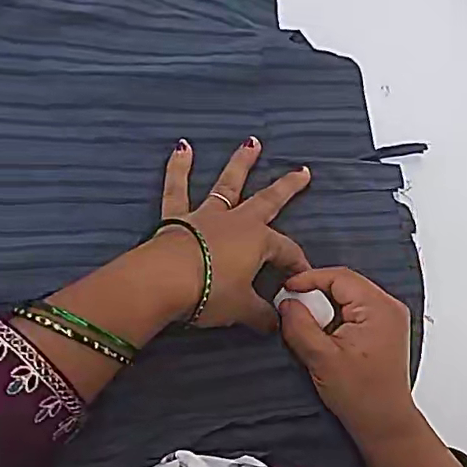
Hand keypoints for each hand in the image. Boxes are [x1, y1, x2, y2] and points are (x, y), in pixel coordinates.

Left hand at [12, 137, 310, 401]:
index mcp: (259, 241)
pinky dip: (179, 167)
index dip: (297, 265)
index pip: (286, 251)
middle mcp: (237, 221)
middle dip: (288, 187)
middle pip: (268, 200)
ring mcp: (206, 215)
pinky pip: (177, 188)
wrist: (162, 281)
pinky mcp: (177, 217)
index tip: (302, 280)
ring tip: (251, 143)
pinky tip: (181, 147)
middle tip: (303, 171)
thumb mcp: (242, 309)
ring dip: (241, 163)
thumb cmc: (209, 292)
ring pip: (228, 184)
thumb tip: (276, 324)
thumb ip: (262, 315)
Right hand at [277, 267, 464, 466]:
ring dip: (325, 311)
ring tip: (313, 333)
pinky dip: (335, 321)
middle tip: (296, 314)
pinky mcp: (383, 331)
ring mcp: (388, 319)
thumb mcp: (321, 358)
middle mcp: (388, 308)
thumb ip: (300, 325)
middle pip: (344, 285)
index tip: (287, 288)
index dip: (308, 279)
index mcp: (378, 308)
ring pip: (347, 299)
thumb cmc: (363, 396)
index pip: (339, 276)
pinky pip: (354, 313)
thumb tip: (287, 303)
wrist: (383, 422)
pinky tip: (326, 341)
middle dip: (316, 297)